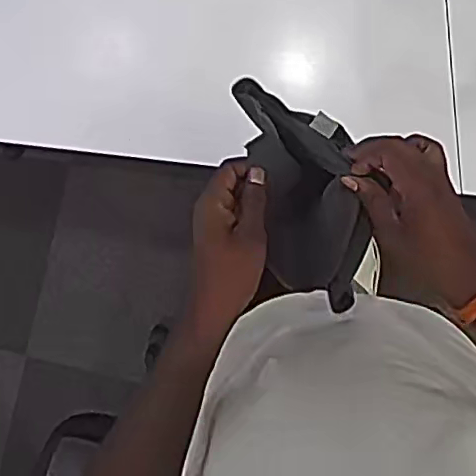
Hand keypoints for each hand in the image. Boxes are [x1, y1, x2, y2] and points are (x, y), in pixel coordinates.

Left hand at [184, 160, 266, 339]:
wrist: (215, 309)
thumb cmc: (228, 277)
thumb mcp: (252, 233)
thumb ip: (255, 199)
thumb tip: (258, 174)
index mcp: (210, 201)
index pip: (229, 168)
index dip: (250, 168)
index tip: (268, 177)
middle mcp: (205, 208)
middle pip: (229, 181)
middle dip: (251, 186)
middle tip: (270, 200)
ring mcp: (208, 221)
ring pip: (232, 198)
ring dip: (249, 203)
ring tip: (264, 219)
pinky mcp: (214, 235)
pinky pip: (231, 214)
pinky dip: (245, 217)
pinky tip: (257, 232)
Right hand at [343, 135, 475, 307]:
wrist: (467, 280)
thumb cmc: (434, 265)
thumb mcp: (391, 235)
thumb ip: (372, 201)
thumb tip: (354, 181)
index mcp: (419, 187)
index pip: (388, 150)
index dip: (364, 154)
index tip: (351, 167)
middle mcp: (433, 179)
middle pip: (400, 144)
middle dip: (373, 150)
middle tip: (356, 165)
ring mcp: (442, 182)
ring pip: (414, 146)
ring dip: (391, 150)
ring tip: (375, 164)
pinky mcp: (446, 188)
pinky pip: (427, 156)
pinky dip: (409, 155)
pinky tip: (397, 173)